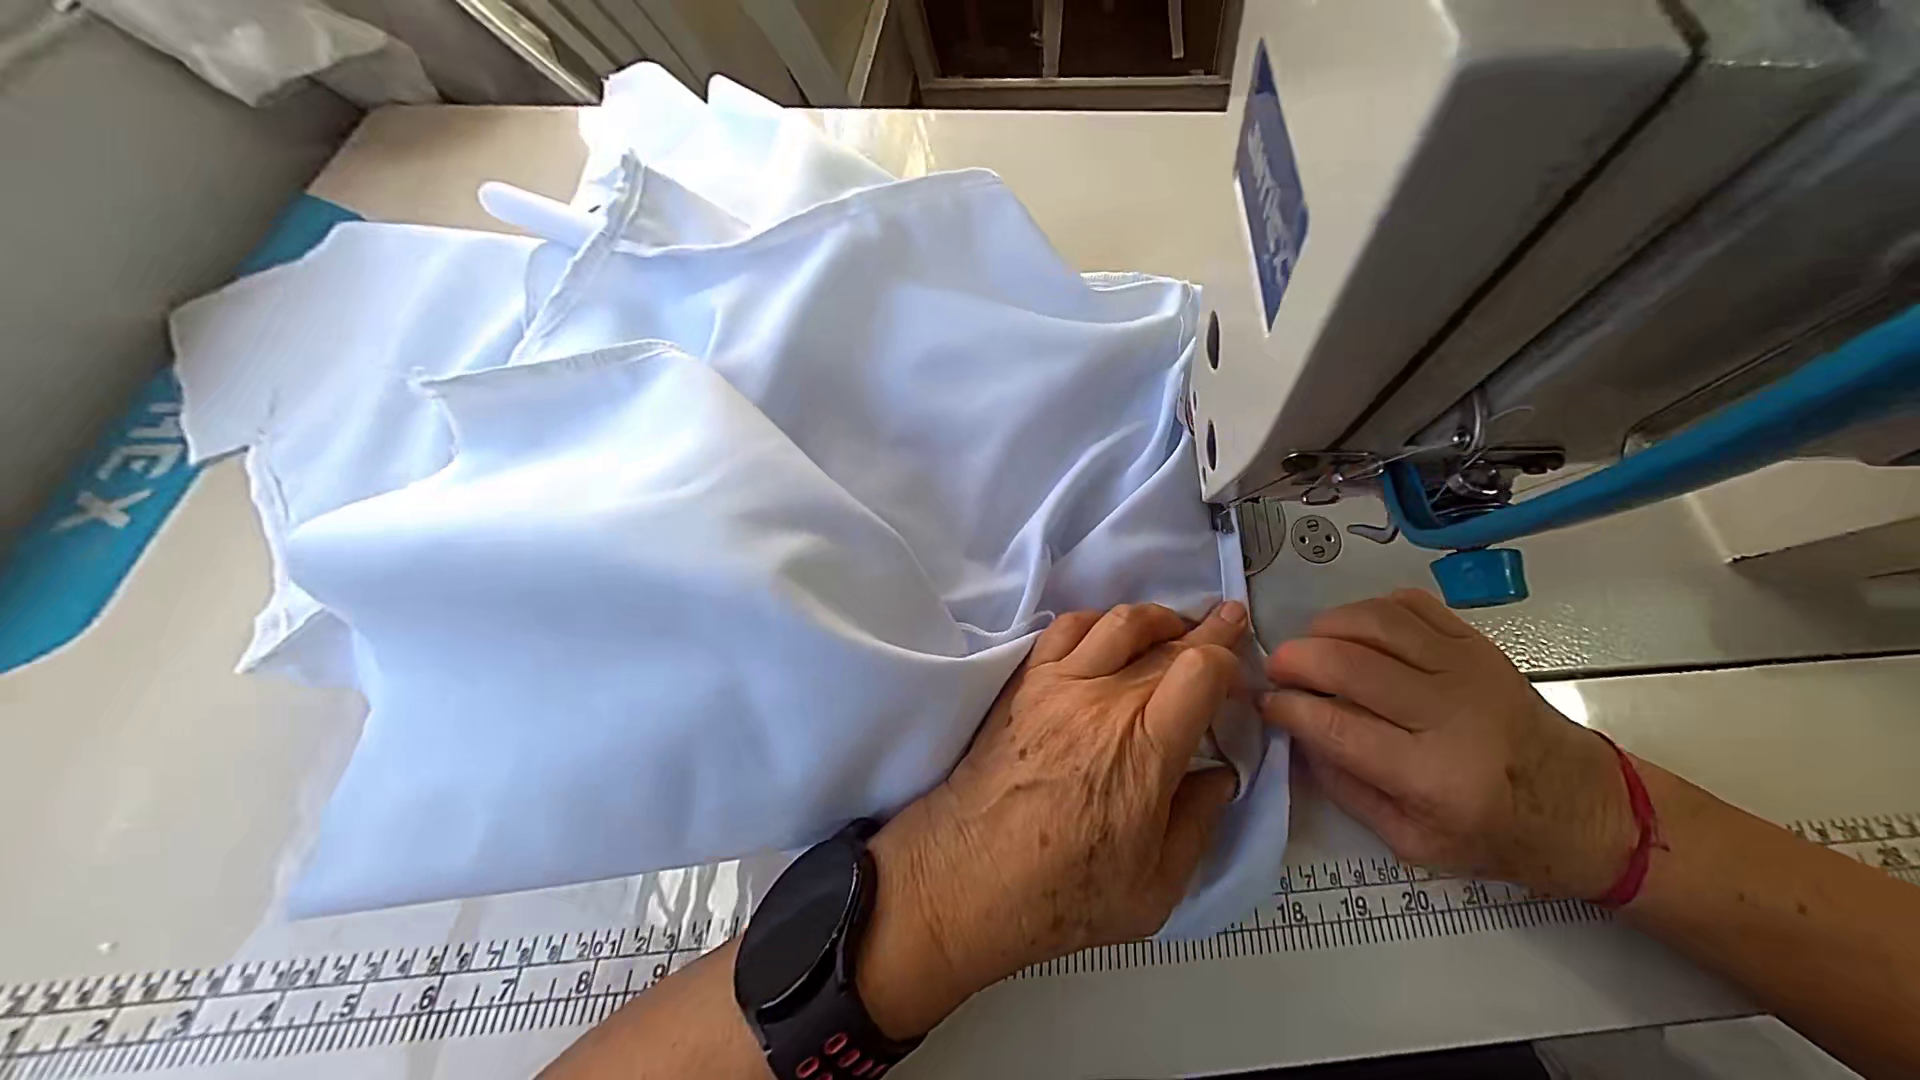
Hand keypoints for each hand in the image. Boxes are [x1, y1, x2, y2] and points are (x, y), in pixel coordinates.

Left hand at [857, 601, 1248, 1037]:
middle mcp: (1103, 701)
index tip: (1239, 670)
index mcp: (1145, 748)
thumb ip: (1200, 823)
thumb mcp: (1156, 887)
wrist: (969, 875)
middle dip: (1207, 630)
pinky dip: (1097, 622)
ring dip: (1156, 618)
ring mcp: (1058, 685)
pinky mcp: (1025, 683)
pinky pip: (1065, 628)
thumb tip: (1219, 774)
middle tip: (1227, 622)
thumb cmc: (1064, 893)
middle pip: (1167, 641)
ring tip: (1173, 628)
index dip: (1229, 658)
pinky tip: (1108, 636)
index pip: (1201, 669)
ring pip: (1118, 622)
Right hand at [1259, 590, 1634, 898]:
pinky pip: (1408, 605)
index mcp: (1433, 776)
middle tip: (1277, 670)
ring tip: (1311, 647)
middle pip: (1348, 662)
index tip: (1267, 704)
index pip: (1335, 724)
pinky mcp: (1479, 646)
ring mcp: (1468, 670)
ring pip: (1373, 621)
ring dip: (1324, 627)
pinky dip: (1368, 610)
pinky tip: (1356, 634)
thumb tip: (1294, 729)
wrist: (1588, 809)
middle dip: (1293, 659)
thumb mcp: (1409, 841)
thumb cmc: (1495, 835)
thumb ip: (1342, 785)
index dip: (1286, 707)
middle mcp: (1451, 715)